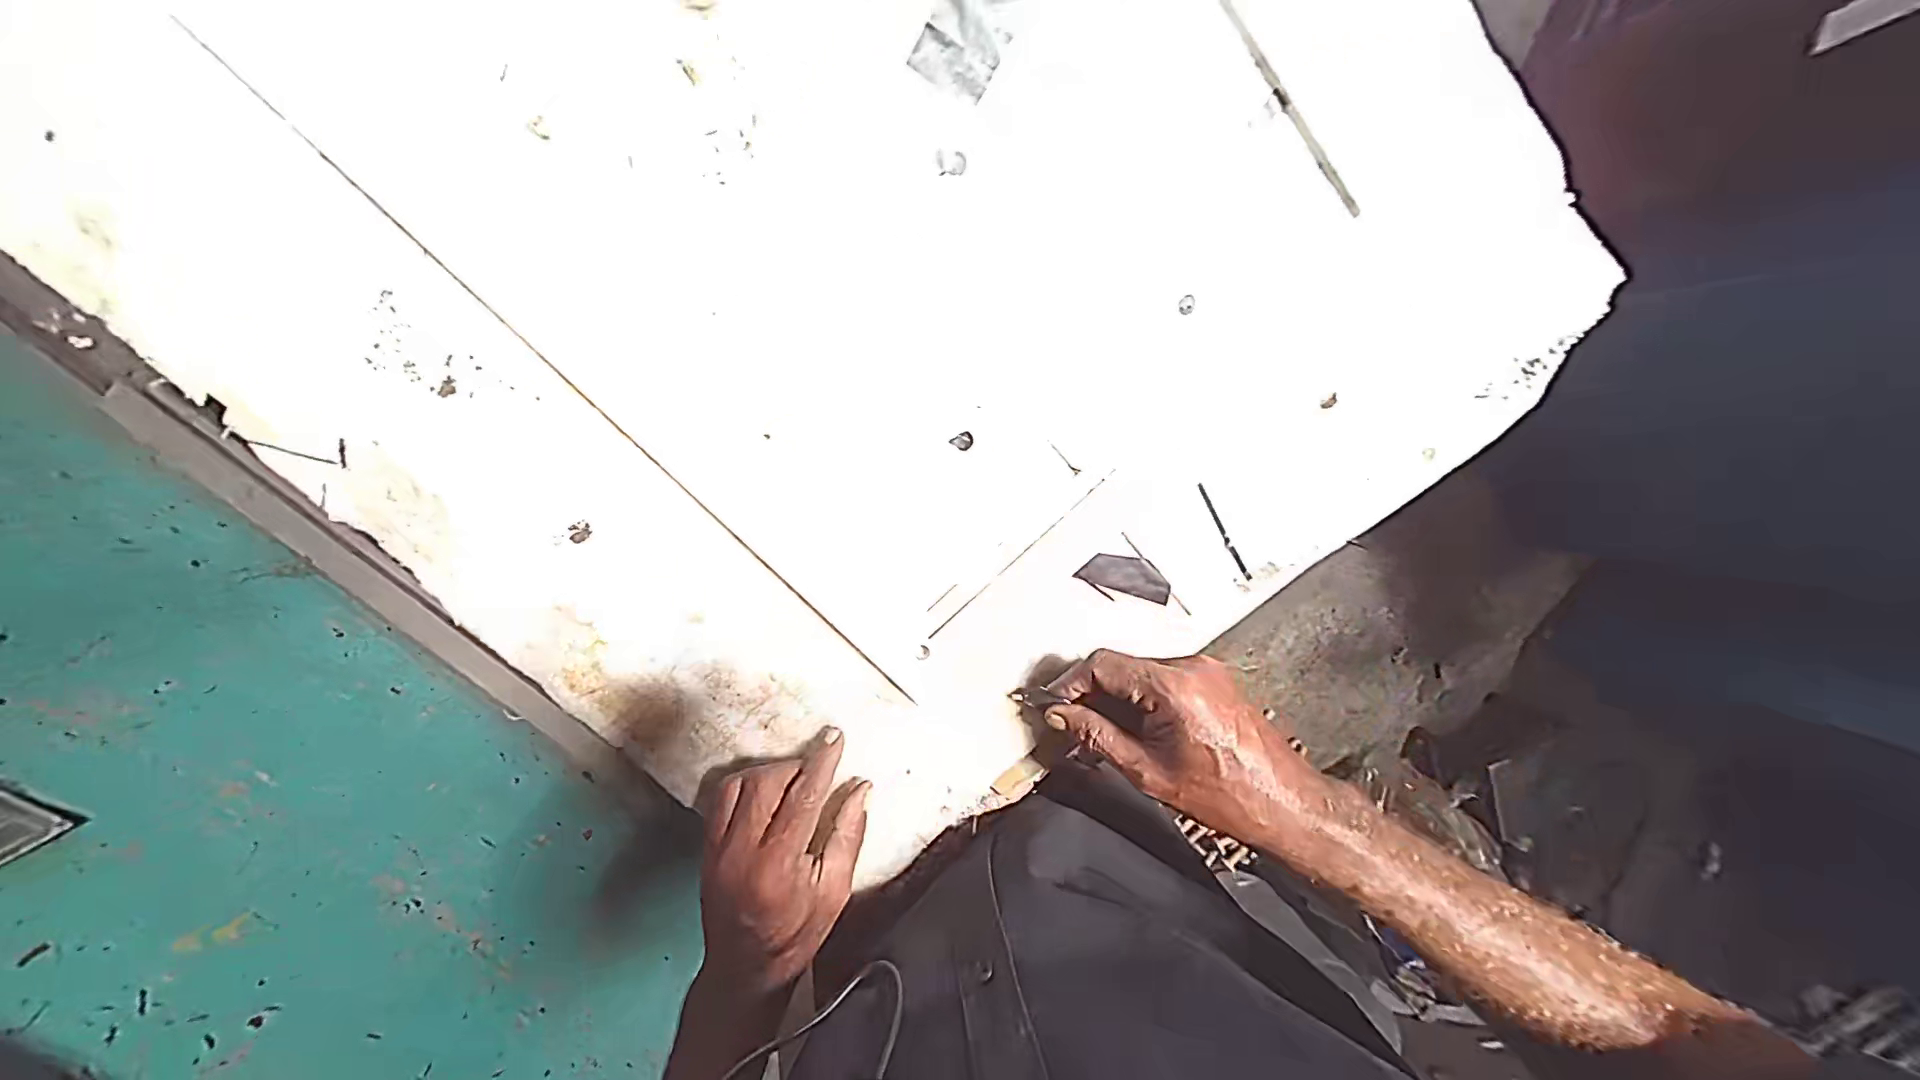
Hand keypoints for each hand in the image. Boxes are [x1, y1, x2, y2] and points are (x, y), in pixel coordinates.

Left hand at [696, 729, 869, 997]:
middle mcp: (742, 853)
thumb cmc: (796, 935)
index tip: (834, 738)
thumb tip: (861, 789)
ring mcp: (718, 851)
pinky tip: (763, 789)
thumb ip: (848, 834)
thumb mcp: (835, 891)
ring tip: (792, 779)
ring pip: (740, 784)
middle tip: (816, 769)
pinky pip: (720, 798)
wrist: (745, 972)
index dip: (822, 761)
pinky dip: (744, 783)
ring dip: (770, 772)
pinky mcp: (706, 850)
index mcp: (779, 866)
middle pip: (767, 782)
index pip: (803, 795)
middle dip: (796, 766)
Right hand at [1044, 650, 1327, 850]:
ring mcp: (1204, 670)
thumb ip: (1096, 736)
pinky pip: (1160, 677)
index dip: (1070, 684)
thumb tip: (1063, 716)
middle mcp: (1191, 668)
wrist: (1284, 803)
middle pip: (1119, 664)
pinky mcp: (1211, 678)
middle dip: (1090, 692)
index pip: (1101, 664)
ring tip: (1103, 730)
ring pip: (1137, 670)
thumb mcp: (1147, 771)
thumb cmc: (1231, 795)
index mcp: (1173, 686)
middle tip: (1070, 720)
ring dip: (1114, 695)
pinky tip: (1134, 725)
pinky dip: (1139, 696)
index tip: (1055, 703)